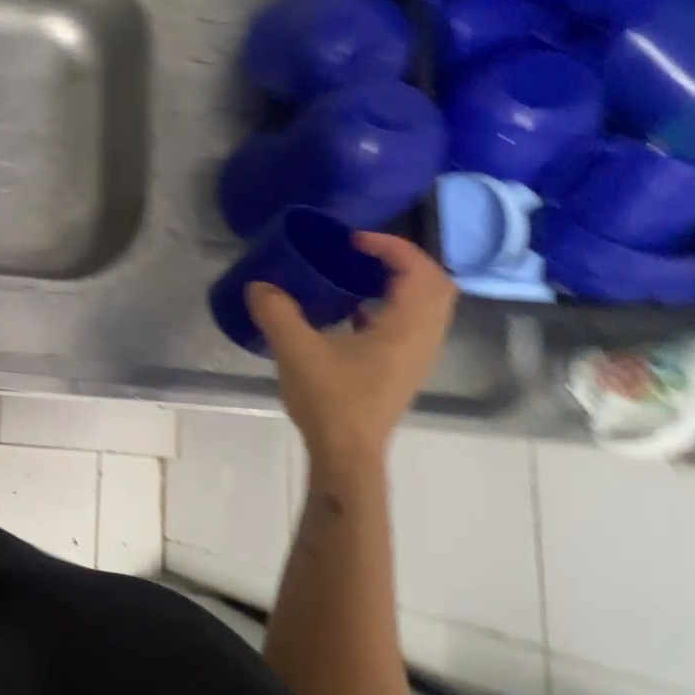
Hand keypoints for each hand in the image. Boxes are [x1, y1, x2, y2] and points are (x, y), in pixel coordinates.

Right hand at [248, 233, 456, 470]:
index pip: (418, 271)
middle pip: (435, 284)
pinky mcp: (404, 369)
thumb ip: (277, 313)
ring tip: (359, 277)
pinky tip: (355, 313)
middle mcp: (424, 337)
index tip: (353, 241)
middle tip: (363, 253)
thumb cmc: (330, 400)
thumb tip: (259, 285)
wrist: (347, 453)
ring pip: (427, 306)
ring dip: (401, 284)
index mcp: (407, 327)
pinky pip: (412, 324)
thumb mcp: (296, 351)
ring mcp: (418, 356)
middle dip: (403, 261)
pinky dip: (392, 306)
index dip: (391, 247)